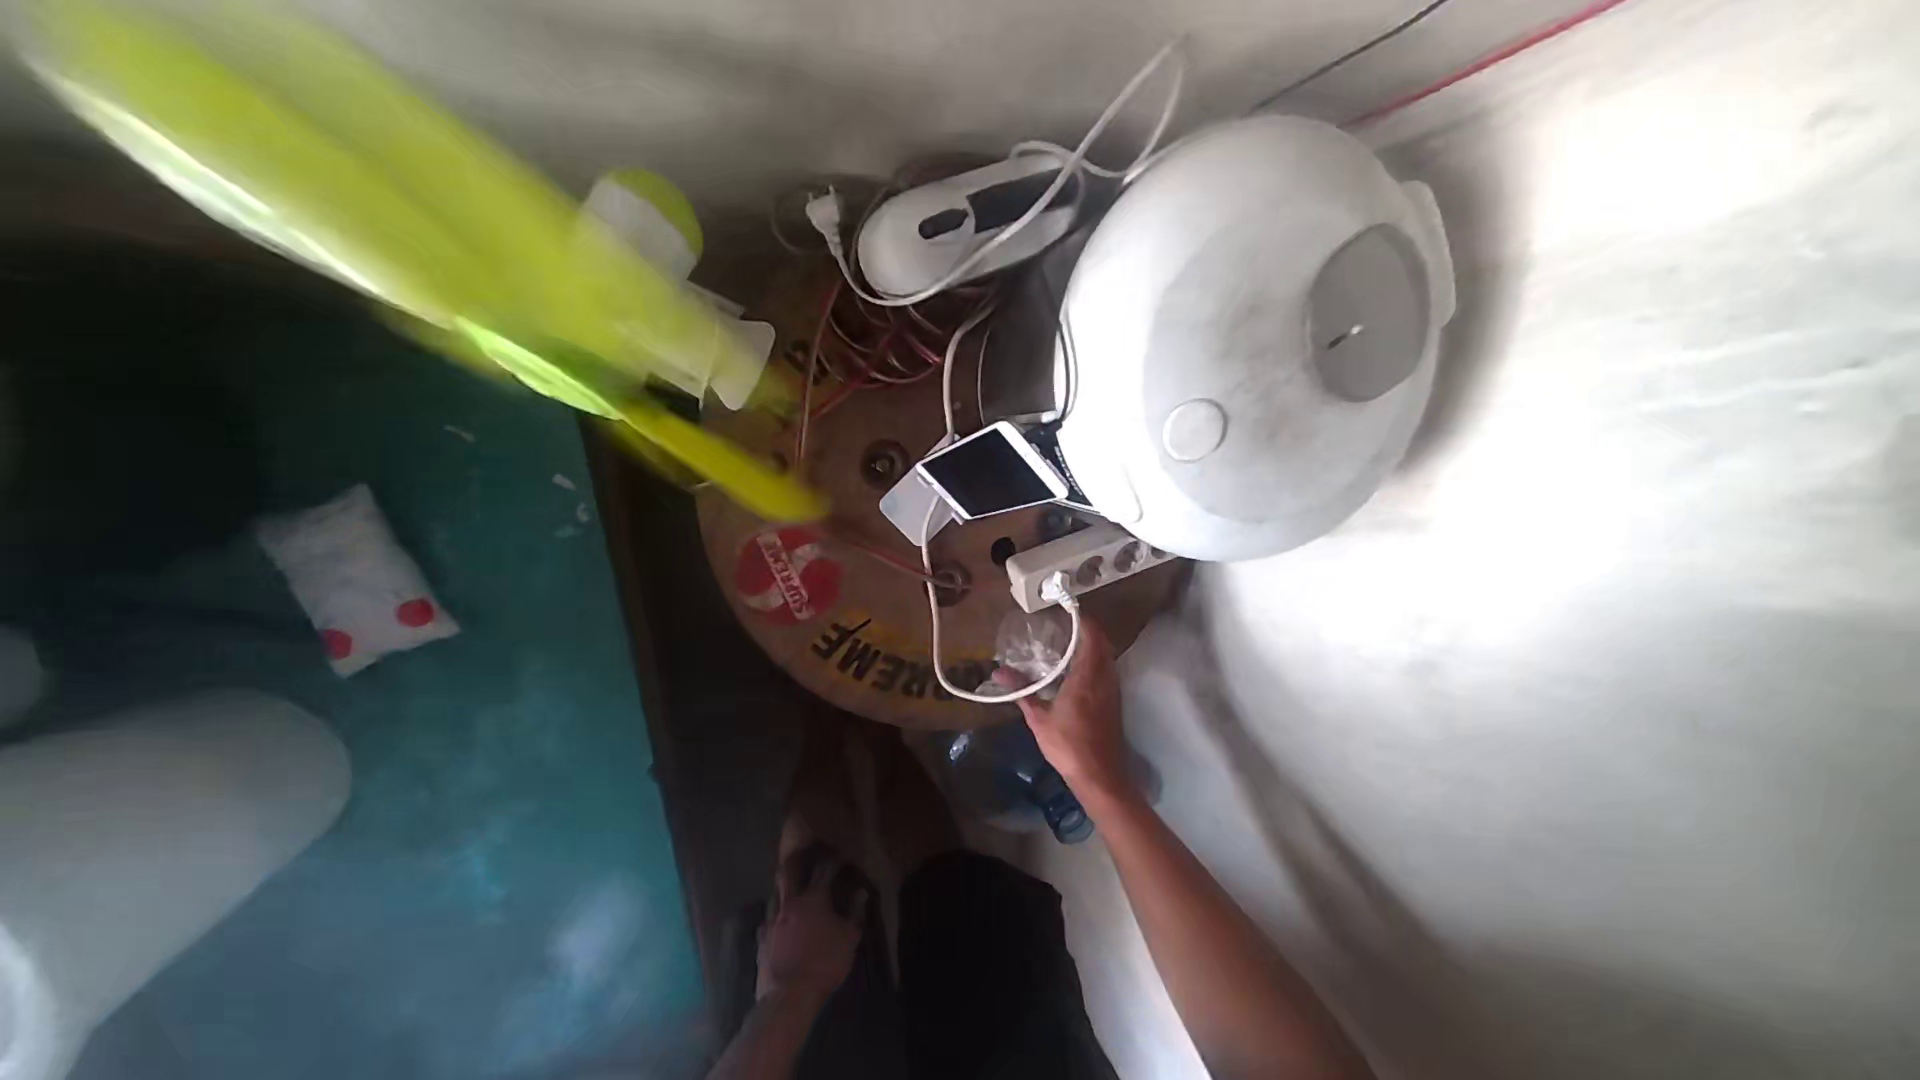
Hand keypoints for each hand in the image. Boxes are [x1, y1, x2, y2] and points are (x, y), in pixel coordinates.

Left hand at [756, 856, 866, 1003]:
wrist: (789, 996)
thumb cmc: (825, 963)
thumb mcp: (849, 939)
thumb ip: (855, 913)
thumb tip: (861, 893)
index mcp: (813, 898)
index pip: (824, 870)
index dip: (833, 861)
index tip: (839, 857)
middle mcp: (789, 903)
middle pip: (787, 873)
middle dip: (794, 862)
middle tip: (801, 856)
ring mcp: (771, 922)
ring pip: (773, 895)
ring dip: (781, 889)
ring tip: (788, 890)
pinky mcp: (761, 942)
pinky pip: (765, 922)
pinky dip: (772, 918)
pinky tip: (776, 924)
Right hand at [1014, 619, 1134, 805]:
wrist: (1100, 776)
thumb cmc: (1068, 745)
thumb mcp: (1039, 719)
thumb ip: (1021, 691)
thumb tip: (999, 673)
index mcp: (1087, 677)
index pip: (1092, 637)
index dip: (1083, 620)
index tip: (1067, 611)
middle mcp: (1104, 678)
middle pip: (1103, 643)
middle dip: (1088, 630)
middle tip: (1066, 625)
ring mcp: (1112, 690)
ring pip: (1107, 657)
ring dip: (1094, 646)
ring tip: (1070, 643)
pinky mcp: (1114, 702)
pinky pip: (1108, 670)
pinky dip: (1096, 661)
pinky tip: (1078, 670)